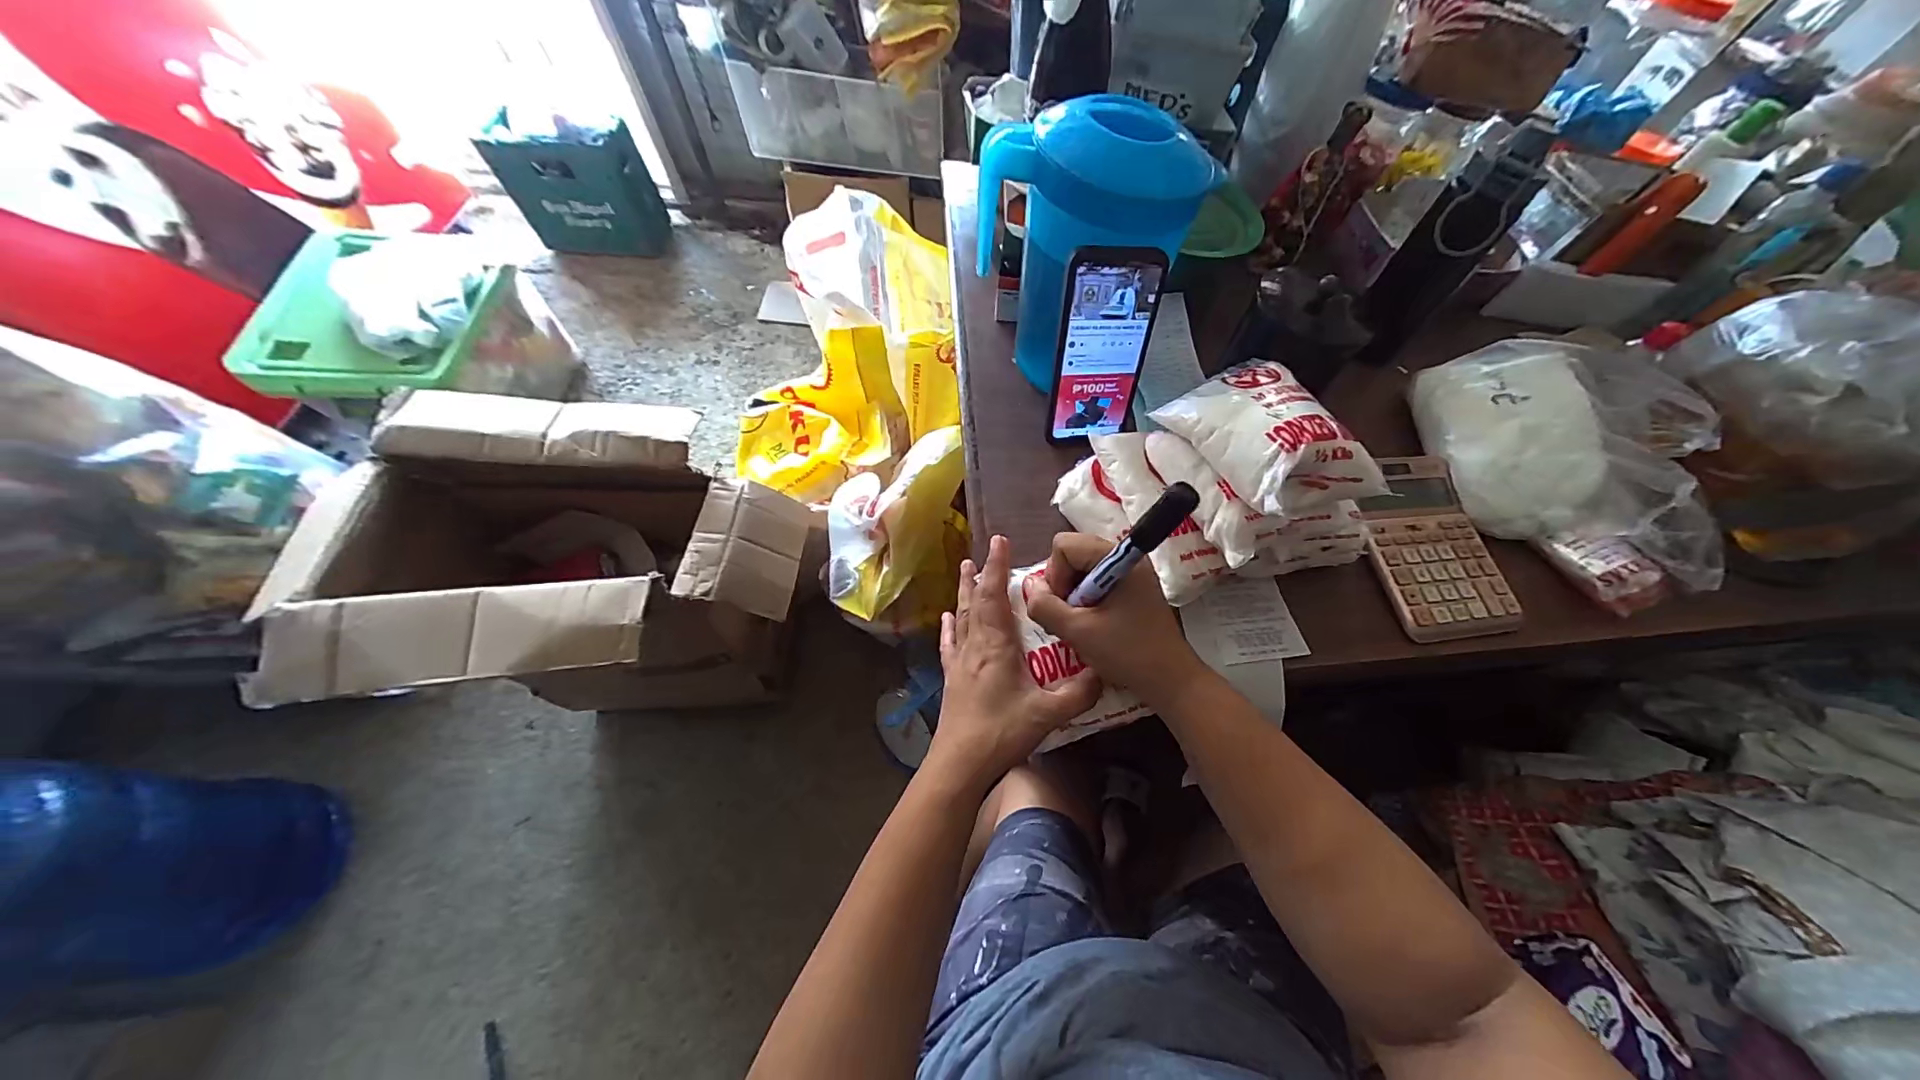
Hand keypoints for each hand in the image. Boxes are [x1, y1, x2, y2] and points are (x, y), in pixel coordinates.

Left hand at [931, 535, 1101, 786]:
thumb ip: (1078, 693)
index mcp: (996, 646)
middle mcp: (975, 647)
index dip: (997, 567)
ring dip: (964, 593)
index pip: (995, 596)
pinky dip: (949, 628)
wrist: (960, 763)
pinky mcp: (952, 680)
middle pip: (974, 602)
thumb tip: (1102, 672)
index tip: (998, 541)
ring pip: (961, 618)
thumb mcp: (1048, 714)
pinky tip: (946, 619)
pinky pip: (949, 645)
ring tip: (963, 572)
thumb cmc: (1002, 732)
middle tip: (979, 553)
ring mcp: (960, 663)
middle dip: (979, 575)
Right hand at [1026, 532, 1211, 709]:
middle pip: (1071, 553)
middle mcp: (1125, 557)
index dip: (1056, 574)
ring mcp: (1129, 571)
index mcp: (1119, 559)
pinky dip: (1083, 600)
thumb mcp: (1077, 631)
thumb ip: (1045, 606)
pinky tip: (1089, 624)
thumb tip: (1030, 587)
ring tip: (1079, 624)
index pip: (1065, 545)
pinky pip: (1092, 581)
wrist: (1169, 680)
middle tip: (1069, 617)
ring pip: (1079, 569)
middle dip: (1061, 585)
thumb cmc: (1128, 654)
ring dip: (1071, 595)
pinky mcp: (1129, 587)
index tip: (1066, 606)